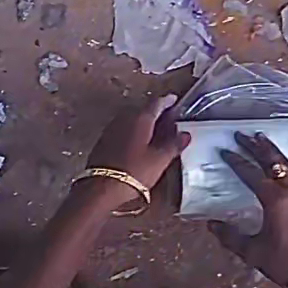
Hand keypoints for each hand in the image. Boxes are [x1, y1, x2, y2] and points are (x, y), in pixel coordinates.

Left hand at [77, 94, 190, 209]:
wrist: (102, 188)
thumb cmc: (134, 171)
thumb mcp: (159, 160)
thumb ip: (173, 145)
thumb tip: (185, 134)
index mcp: (140, 119)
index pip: (156, 104)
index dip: (167, 101)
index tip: (174, 99)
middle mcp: (124, 119)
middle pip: (142, 110)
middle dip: (155, 111)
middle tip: (167, 116)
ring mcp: (111, 129)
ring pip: (131, 119)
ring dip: (143, 122)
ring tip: (154, 129)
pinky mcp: (103, 141)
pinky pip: (122, 129)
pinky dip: (133, 131)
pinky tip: (137, 141)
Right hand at [208, 132, 287, 287]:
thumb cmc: (286, 265)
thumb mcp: (253, 253)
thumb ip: (231, 237)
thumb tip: (212, 225)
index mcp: (274, 200)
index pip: (250, 174)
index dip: (236, 161)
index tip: (225, 150)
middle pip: (273, 163)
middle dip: (256, 147)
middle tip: (243, 135)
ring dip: (278, 153)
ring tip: (266, 139)